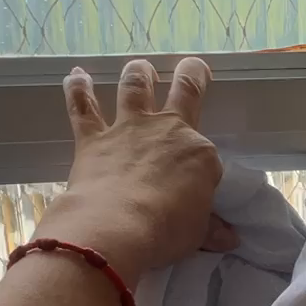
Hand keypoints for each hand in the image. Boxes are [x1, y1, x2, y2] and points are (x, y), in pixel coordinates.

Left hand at [38, 57, 238, 284]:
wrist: (117, 226)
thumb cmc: (166, 231)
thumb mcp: (197, 233)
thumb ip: (211, 229)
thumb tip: (230, 239)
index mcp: (200, 155)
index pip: (206, 156)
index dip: (204, 168)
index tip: (201, 185)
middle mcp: (168, 131)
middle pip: (185, 92)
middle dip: (191, 76)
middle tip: (192, 67)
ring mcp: (129, 129)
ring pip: (135, 87)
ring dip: (139, 74)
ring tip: (141, 67)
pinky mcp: (94, 138)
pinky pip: (84, 107)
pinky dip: (78, 89)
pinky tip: (76, 75)